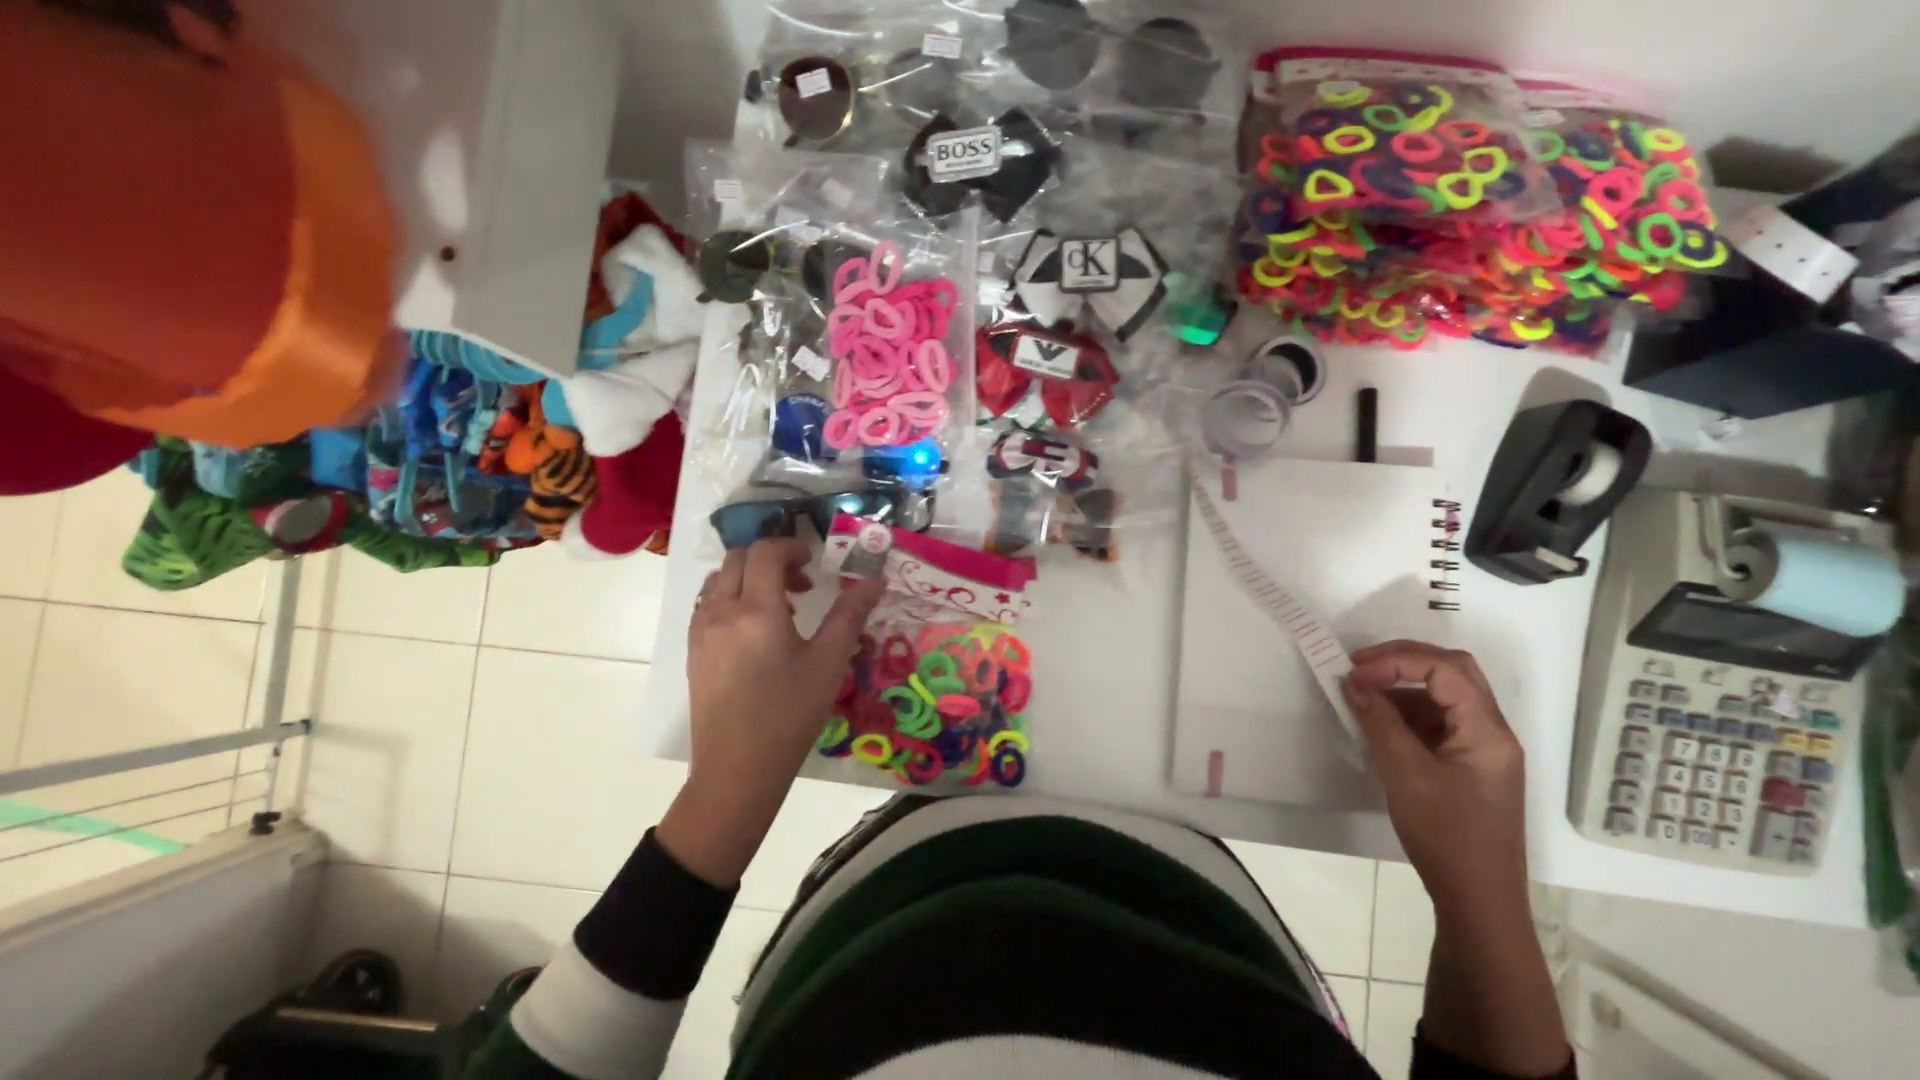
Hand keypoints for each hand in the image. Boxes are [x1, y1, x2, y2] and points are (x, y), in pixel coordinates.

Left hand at [659, 538, 883, 886]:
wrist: (737, 769)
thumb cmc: (790, 715)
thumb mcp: (828, 663)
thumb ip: (850, 615)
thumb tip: (875, 580)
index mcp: (756, 609)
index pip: (766, 552)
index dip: (792, 548)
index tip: (815, 565)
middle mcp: (721, 611)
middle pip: (738, 558)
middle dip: (771, 560)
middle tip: (802, 585)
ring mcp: (700, 631)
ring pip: (719, 580)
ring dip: (749, 578)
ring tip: (780, 609)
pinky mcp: (693, 651)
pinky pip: (708, 605)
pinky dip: (732, 599)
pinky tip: (756, 634)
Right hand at [1344, 641, 1571, 1076]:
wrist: (1478, 898)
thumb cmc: (1445, 835)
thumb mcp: (1405, 775)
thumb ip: (1380, 723)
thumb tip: (1355, 683)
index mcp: (1487, 730)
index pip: (1445, 669)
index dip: (1397, 660)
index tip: (1354, 673)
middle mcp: (1492, 731)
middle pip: (1453, 672)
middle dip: (1404, 661)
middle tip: (1359, 667)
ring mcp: (1483, 749)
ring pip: (1446, 696)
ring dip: (1403, 687)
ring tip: (1362, 696)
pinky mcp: (1470, 766)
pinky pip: (1440, 722)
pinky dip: (1408, 713)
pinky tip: (1379, 724)